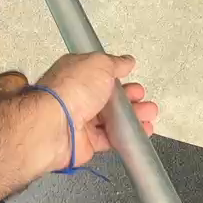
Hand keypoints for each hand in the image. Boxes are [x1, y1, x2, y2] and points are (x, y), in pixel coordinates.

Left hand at [35, 52, 156, 168]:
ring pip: (111, 119)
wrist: (54, 126)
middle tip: (141, 97)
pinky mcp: (86, 141)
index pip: (99, 72)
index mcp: (76, 72)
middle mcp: (77, 95)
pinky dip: (126, 136)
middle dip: (129, 97)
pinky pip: (110, 139)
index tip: (131, 77)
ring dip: (132, 117)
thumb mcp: (99, 64)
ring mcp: (81, 119)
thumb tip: (126, 61)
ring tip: (148, 114)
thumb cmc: (69, 90)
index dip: (117, 75)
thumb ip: (115, 63)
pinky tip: (140, 132)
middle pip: (107, 97)